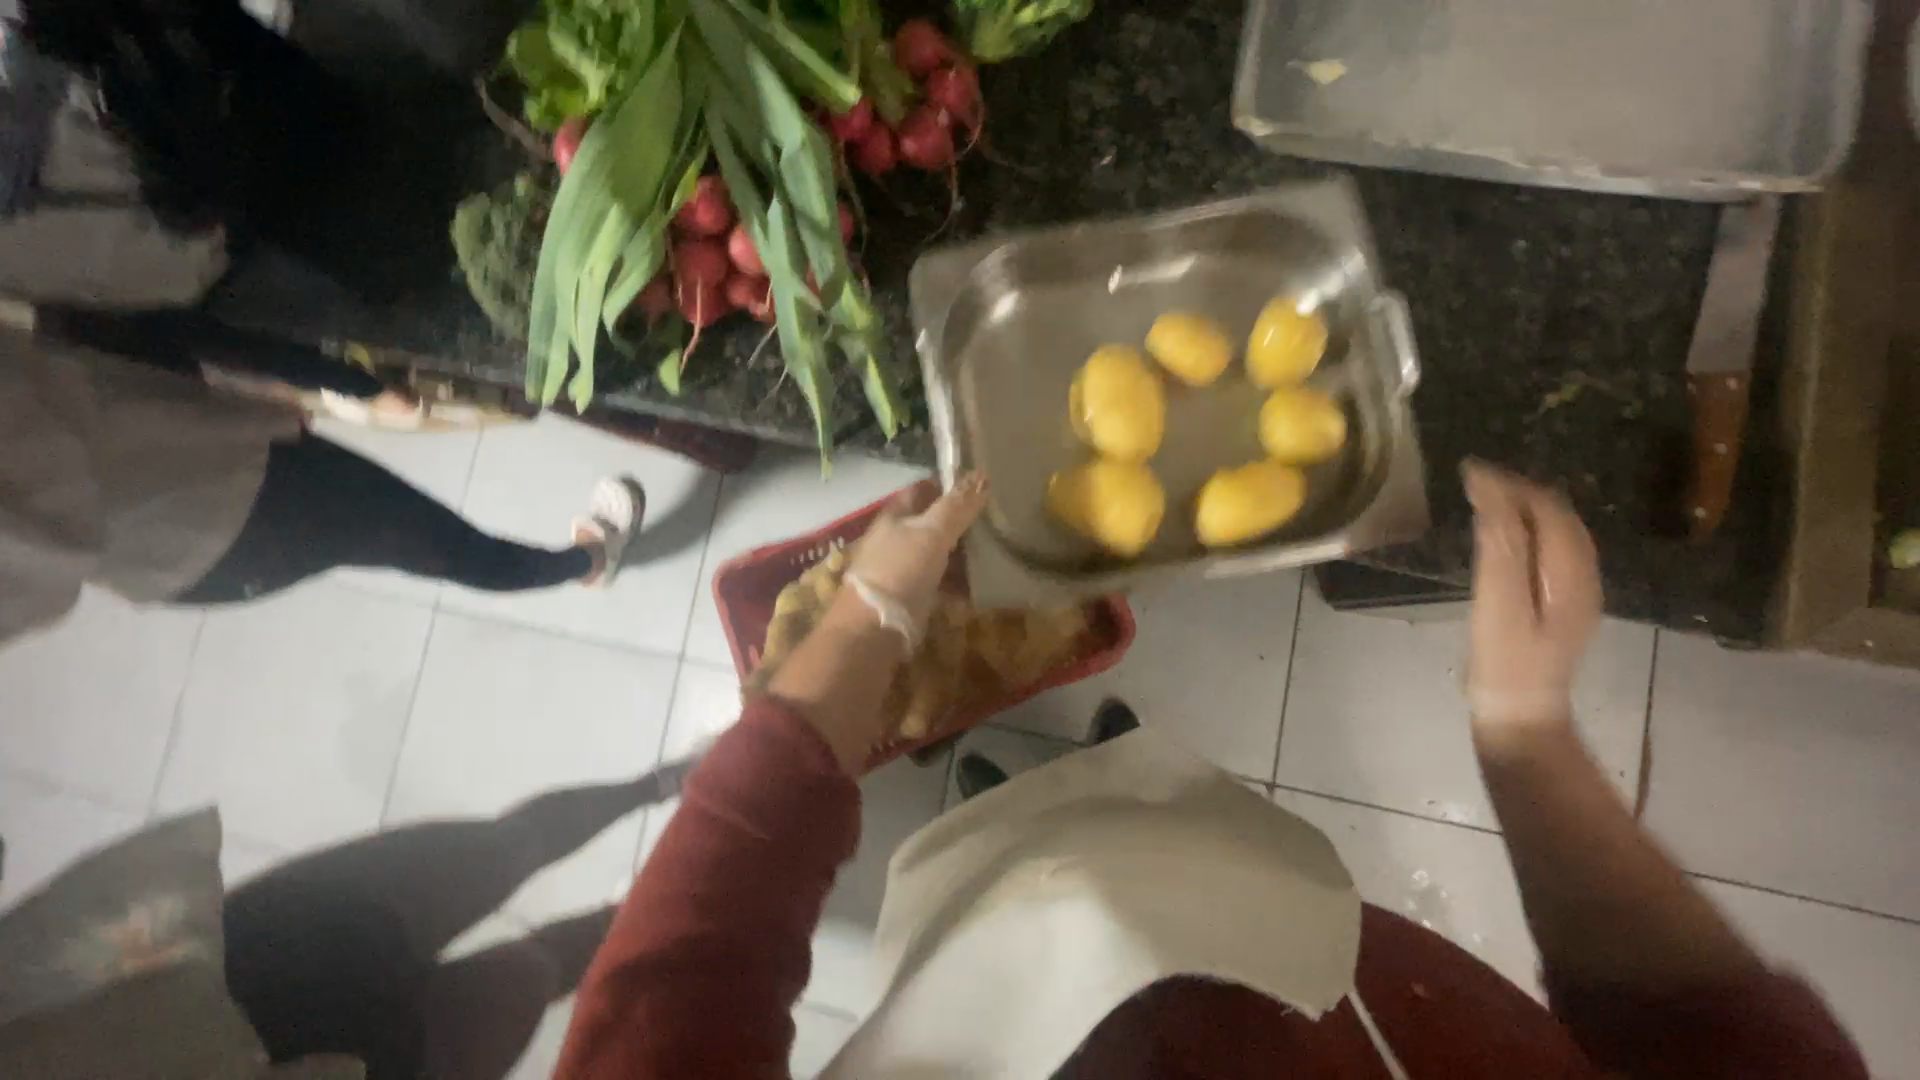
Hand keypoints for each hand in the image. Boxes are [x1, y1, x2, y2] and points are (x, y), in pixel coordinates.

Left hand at [843, 473, 988, 644]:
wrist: (875, 626)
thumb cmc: (901, 569)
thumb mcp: (933, 531)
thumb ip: (957, 505)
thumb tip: (983, 475)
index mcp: (896, 515)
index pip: (922, 489)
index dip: (947, 484)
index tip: (979, 487)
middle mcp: (897, 538)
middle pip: (932, 522)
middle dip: (961, 521)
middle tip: (995, 520)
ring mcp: (903, 567)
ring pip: (939, 553)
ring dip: (963, 553)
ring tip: (996, 552)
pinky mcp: (912, 594)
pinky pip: (941, 581)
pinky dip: (959, 582)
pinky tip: (981, 585)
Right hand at [1461, 461, 1601, 744]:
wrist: (1521, 714)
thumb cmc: (1504, 660)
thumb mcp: (1498, 601)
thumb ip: (1501, 548)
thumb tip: (1493, 496)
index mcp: (1570, 571)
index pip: (1547, 509)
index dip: (1511, 485)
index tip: (1470, 470)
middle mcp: (1583, 575)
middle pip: (1559, 517)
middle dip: (1519, 491)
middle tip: (1475, 481)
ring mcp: (1575, 593)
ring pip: (1558, 534)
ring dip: (1524, 511)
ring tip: (1486, 499)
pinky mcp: (1560, 606)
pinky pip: (1550, 552)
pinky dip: (1527, 533)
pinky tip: (1503, 539)